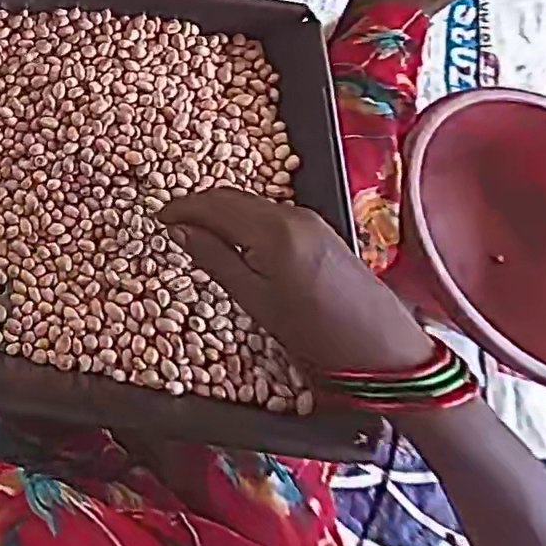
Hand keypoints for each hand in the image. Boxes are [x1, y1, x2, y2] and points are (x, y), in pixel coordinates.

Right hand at [158, 188, 434, 372]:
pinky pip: (266, 211)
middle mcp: (291, 214)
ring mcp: (308, 219)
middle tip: (172, 224)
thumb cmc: (315, 331)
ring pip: (248, 201)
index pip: (213, 204)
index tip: (158, 219)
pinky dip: (240, 217)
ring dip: (218, 210)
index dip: (181, 208)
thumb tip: (178, 230)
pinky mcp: (318, 228)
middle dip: (196, 205)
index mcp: (272, 231)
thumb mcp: (254, 298)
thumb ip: (213, 257)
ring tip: (197, 233)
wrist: (386, 349)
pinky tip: (232, 238)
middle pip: (229, 196)